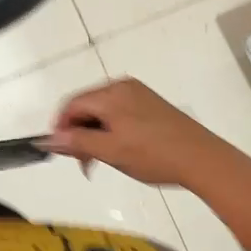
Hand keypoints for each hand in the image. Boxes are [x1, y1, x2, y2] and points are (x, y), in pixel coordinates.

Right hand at [43, 78, 239, 186]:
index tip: (61, 153)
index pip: (72, 104)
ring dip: (95, 133)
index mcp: (110, 93)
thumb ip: (77, 142)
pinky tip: (121, 150)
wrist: (204, 160)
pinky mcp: (151, 104)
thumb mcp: (111, 151)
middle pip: (87, 105)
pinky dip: (112, 129)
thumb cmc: (153, 156)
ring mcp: (139, 94)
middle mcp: (122, 86)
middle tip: (84, 164)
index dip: (61, 127)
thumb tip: (47, 139)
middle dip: (79, 132)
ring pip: (103, 110)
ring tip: (102, 160)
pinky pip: (120, 112)